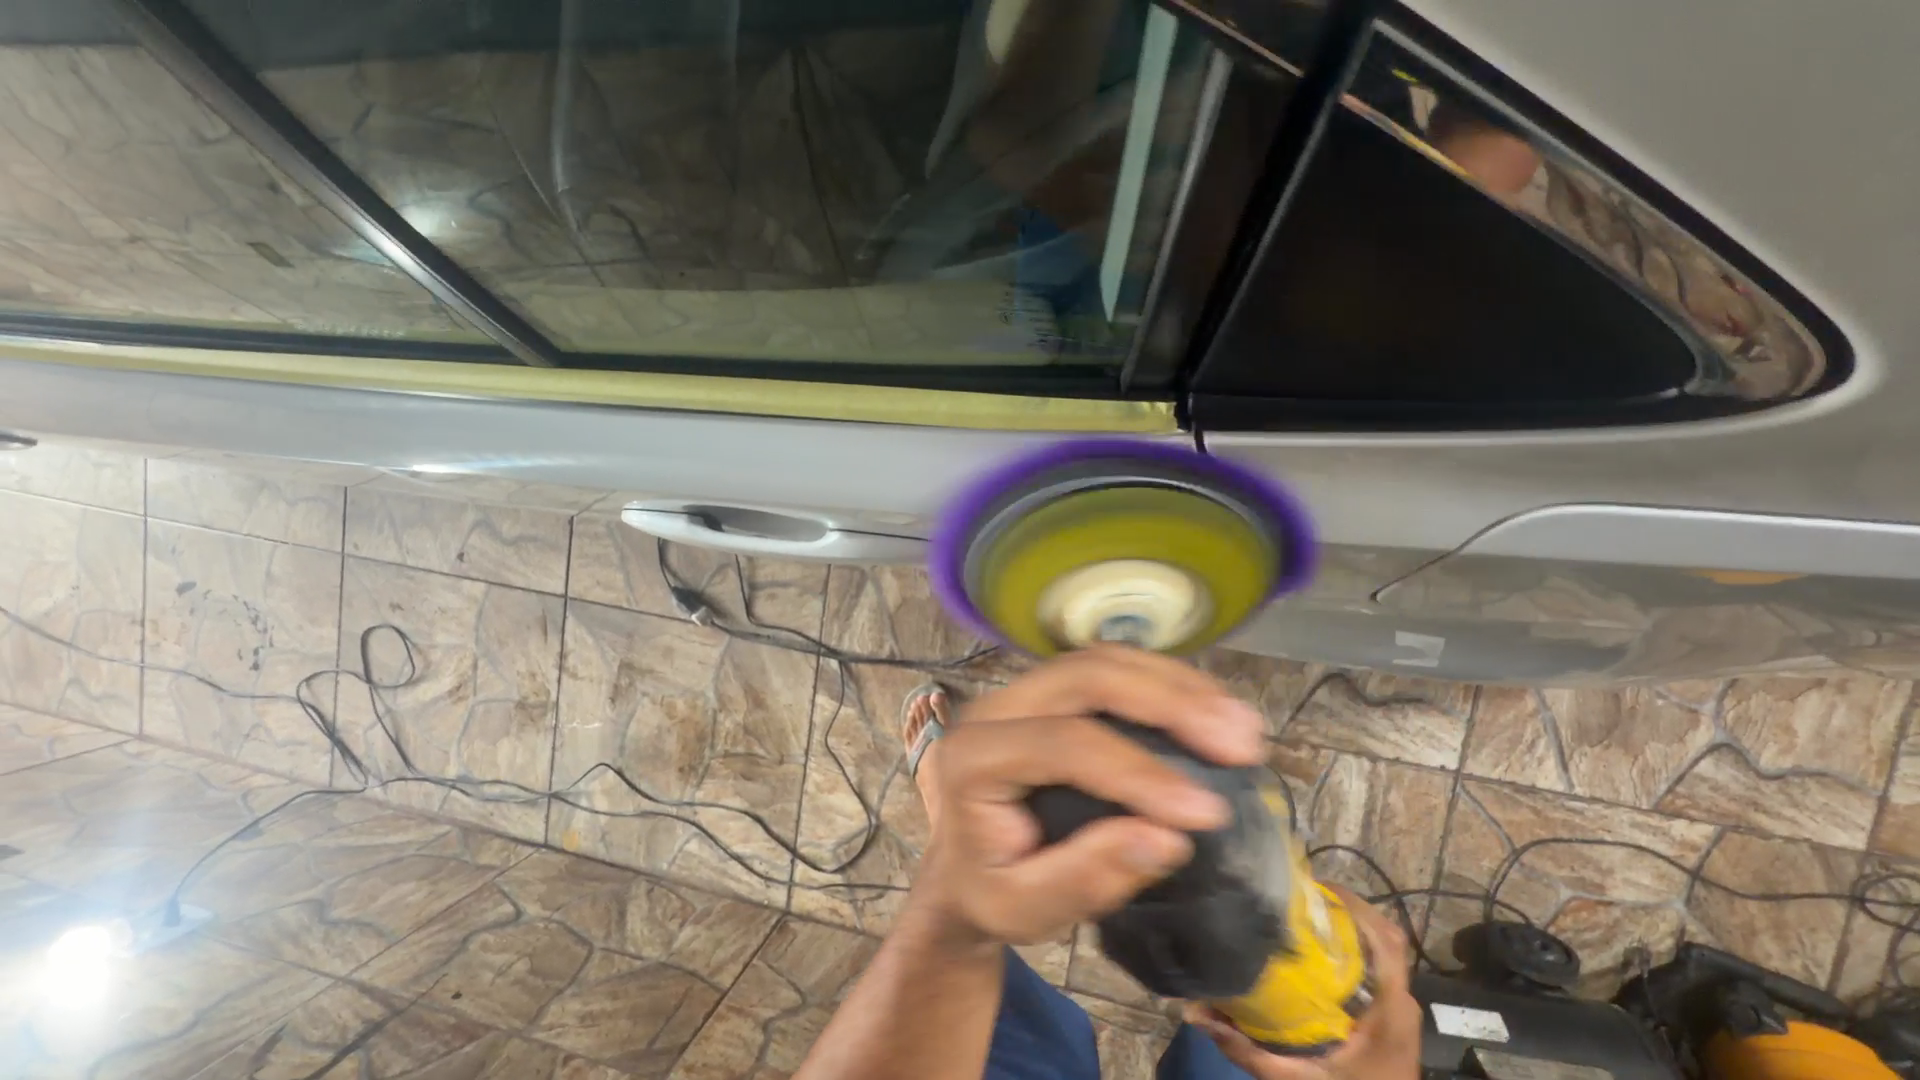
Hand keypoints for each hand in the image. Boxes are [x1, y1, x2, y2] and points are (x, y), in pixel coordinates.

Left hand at [908, 646, 1266, 948]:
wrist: (962, 865)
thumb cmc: (989, 889)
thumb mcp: (1025, 909)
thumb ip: (1087, 878)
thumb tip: (1168, 838)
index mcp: (973, 760)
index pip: (1062, 745)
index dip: (1138, 771)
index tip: (1208, 812)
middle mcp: (994, 709)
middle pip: (1085, 677)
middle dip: (1169, 704)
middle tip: (1240, 743)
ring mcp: (1022, 691)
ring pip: (1104, 661)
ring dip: (1178, 686)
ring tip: (1243, 726)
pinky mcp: (1051, 690)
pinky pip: (1112, 668)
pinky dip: (1168, 684)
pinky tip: (1213, 711)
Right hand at [1183, 887, 1421, 1078]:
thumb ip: (1246, 1049)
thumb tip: (1194, 1010)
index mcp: (1390, 1012)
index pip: (1386, 941)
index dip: (1355, 907)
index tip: (1312, 887)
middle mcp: (1402, 1003)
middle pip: (1383, 937)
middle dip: (1344, 909)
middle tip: (1297, 896)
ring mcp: (1401, 1010)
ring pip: (1381, 950)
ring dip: (1348, 927)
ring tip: (1302, 912)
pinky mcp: (1393, 1018)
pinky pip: (1377, 968)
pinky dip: (1352, 948)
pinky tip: (1314, 949)